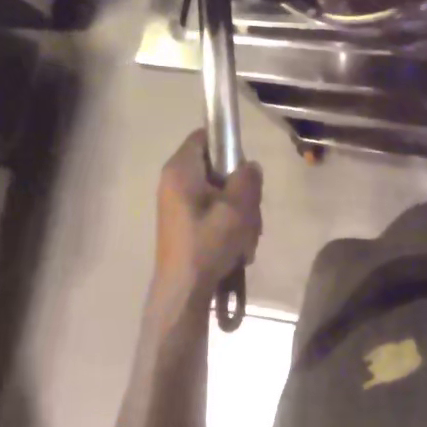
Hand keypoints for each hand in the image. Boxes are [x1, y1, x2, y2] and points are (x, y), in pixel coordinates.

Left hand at [155, 130, 262, 297]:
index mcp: (180, 170)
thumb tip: (250, 166)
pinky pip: (213, 213)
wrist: (183, 290)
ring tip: (246, 238)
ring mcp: (178, 205)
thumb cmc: (208, 244)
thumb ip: (247, 179)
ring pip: (220, 194)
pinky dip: (229, 226)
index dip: (229, 145)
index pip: (204, 136)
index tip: (246, 170)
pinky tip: (238, 248)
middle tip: (252, 214)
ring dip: (240, 213)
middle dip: (241, 190)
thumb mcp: (236, 208)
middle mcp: (174, 182)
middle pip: (217, 168)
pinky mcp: (184, 224)